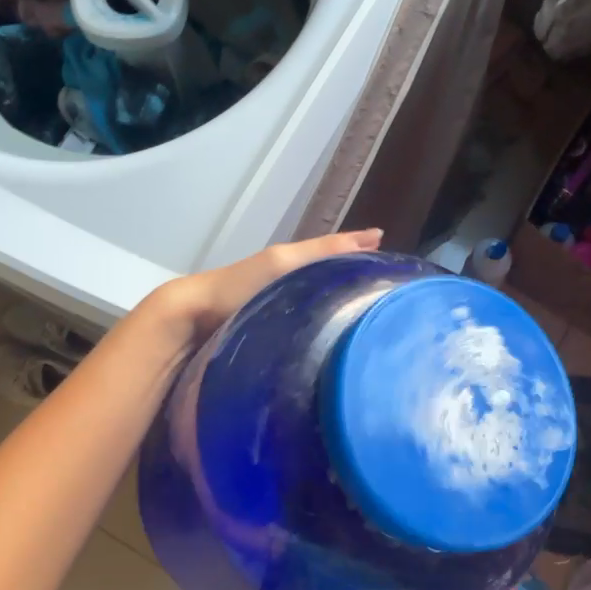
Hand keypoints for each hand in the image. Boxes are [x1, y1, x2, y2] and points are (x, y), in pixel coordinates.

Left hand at [146, 229, 383, 345]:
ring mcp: (282, 320)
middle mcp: (291, 293)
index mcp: (295, 271)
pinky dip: (325, 340)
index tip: (398, 280)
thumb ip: (326, 251)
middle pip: (332, 290)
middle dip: (359, 297)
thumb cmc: (240, 286)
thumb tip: (377, 236)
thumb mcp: (286, 261)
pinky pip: (308, 338)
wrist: (193, 321)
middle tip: (394, 311)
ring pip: (321, 315)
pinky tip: (339, 354)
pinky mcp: (274, 345)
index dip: (365, 267)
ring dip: (344, 322)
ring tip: (375, 335)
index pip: (339, 264)